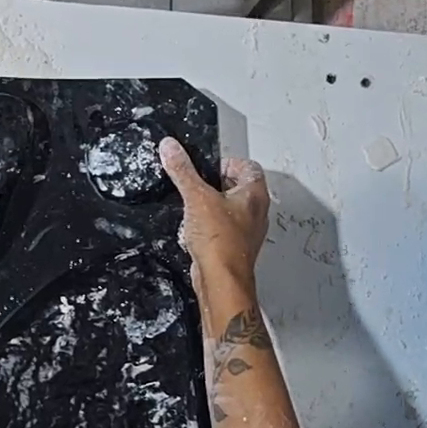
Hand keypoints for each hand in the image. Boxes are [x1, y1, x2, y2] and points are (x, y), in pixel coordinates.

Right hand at [159, 137, 268, 296]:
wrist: (220, 281)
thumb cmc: (219, 240)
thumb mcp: (196, 198)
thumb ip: (182, 171)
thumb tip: (170, 146)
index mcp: (255, 194)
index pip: (247, 166)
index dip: (226, 163)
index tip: (205, 168)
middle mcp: (256, 212)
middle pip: (238, 187)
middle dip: (214, 184)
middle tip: (196, 186)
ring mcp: (247, 231)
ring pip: (229, 209)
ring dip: (210, 207)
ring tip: (193, 209)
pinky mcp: (235, 248)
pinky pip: (222, 229)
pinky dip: (207, 227)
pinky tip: (193, 232)